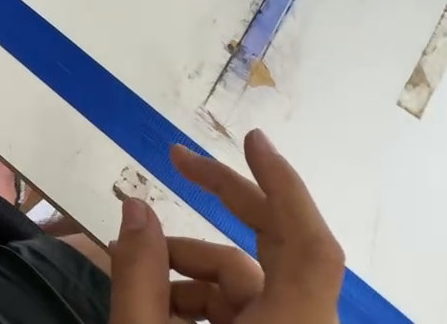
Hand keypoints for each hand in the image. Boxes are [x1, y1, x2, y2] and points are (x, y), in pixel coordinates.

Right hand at [110, 130, 345, 323]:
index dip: (285, 188)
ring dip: (189, 265)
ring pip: (247, 280)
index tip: (252, 139)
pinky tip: (157, 305)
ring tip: (136, 274)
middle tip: (176, 158)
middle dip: (226, 198)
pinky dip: (200, 295)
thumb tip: (137, 208)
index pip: (310, 246)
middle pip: (282, 247)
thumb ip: (139, 274)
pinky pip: (245, 308)